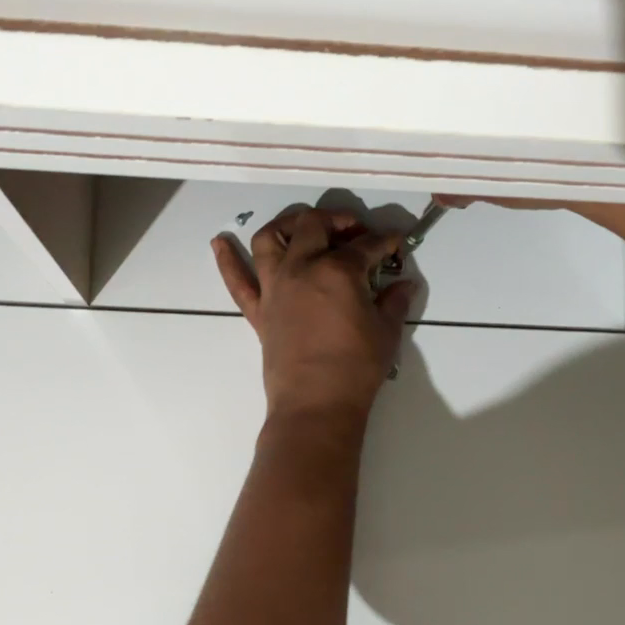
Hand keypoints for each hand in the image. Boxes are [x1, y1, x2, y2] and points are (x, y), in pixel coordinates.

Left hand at [213, 206, 415, 419]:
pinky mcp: (258, 310)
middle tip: (354, 233)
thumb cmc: (356, 368)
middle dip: (336, 221)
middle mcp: (302, 268)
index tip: (395, 243)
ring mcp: (275, 287)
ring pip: (270, 239)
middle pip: (313, 226)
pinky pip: (236, 280)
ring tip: (302, 229)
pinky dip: (226, 259)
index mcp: (338, 270)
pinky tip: (219, 242)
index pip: (366, 245)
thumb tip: (405, 285)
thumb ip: (394, 302)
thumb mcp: (386, 332)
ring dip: (286, 226)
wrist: (315, 404)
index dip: (384, 241)